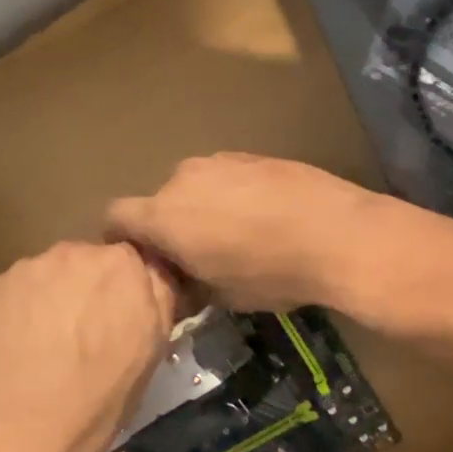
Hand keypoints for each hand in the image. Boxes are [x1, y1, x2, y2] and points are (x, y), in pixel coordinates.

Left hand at [0, 241, 176, 451]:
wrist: (37, 423)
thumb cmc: (107, 390)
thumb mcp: (156, 344)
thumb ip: (158, 294)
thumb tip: (151, 271)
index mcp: (120, 263)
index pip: (126, 260)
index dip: (122, 290)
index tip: (117, 318)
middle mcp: (71, 252)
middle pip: (81, 263)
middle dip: (83, 290)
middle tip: (81, 333)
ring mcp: (25, 269)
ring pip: (43, 277)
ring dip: (48, 300)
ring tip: (46, 344)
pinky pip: (11, 295)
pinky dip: (16, 314)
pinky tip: (19, 348)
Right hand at [107, 153, 398, 311]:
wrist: (337, 235)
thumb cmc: (270, 274)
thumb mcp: (222, 296)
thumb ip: (188, 286)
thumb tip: (179, 287)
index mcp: (164, 216)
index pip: (115, 217)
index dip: (119, 240)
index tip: (139, 261)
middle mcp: (182, 179)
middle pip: (158, 203)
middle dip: (167, 229)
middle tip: (192, 259)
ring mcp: (220, 161)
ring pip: (193, 188)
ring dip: (199, 211)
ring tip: (232, 239)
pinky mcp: (253, 155)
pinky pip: (225, 178)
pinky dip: (229, 197)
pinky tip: (260, 220)